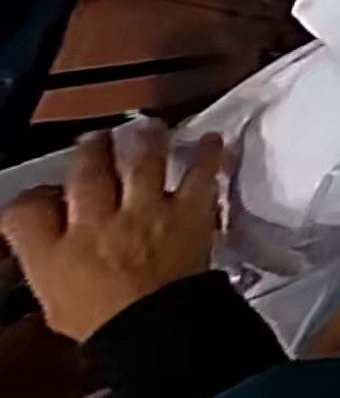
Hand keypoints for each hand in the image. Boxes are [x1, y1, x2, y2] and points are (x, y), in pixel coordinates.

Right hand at [0, 124, 225, 340]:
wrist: (151, 317)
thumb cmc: (100, 312)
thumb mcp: (53, 288)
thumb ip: (53, 255)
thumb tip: (55, 233)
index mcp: (52, 250)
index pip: (25, 213)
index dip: (32, 195)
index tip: (43, 186)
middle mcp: (96, 223)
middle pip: (88, 177)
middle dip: (91, 152)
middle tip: (98, 136)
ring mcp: (146, 210)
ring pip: (143, 164)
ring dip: (146, 140)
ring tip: (148, 125)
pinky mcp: (189, 207)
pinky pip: (200, 172)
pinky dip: (208, 152)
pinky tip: (212, 137)